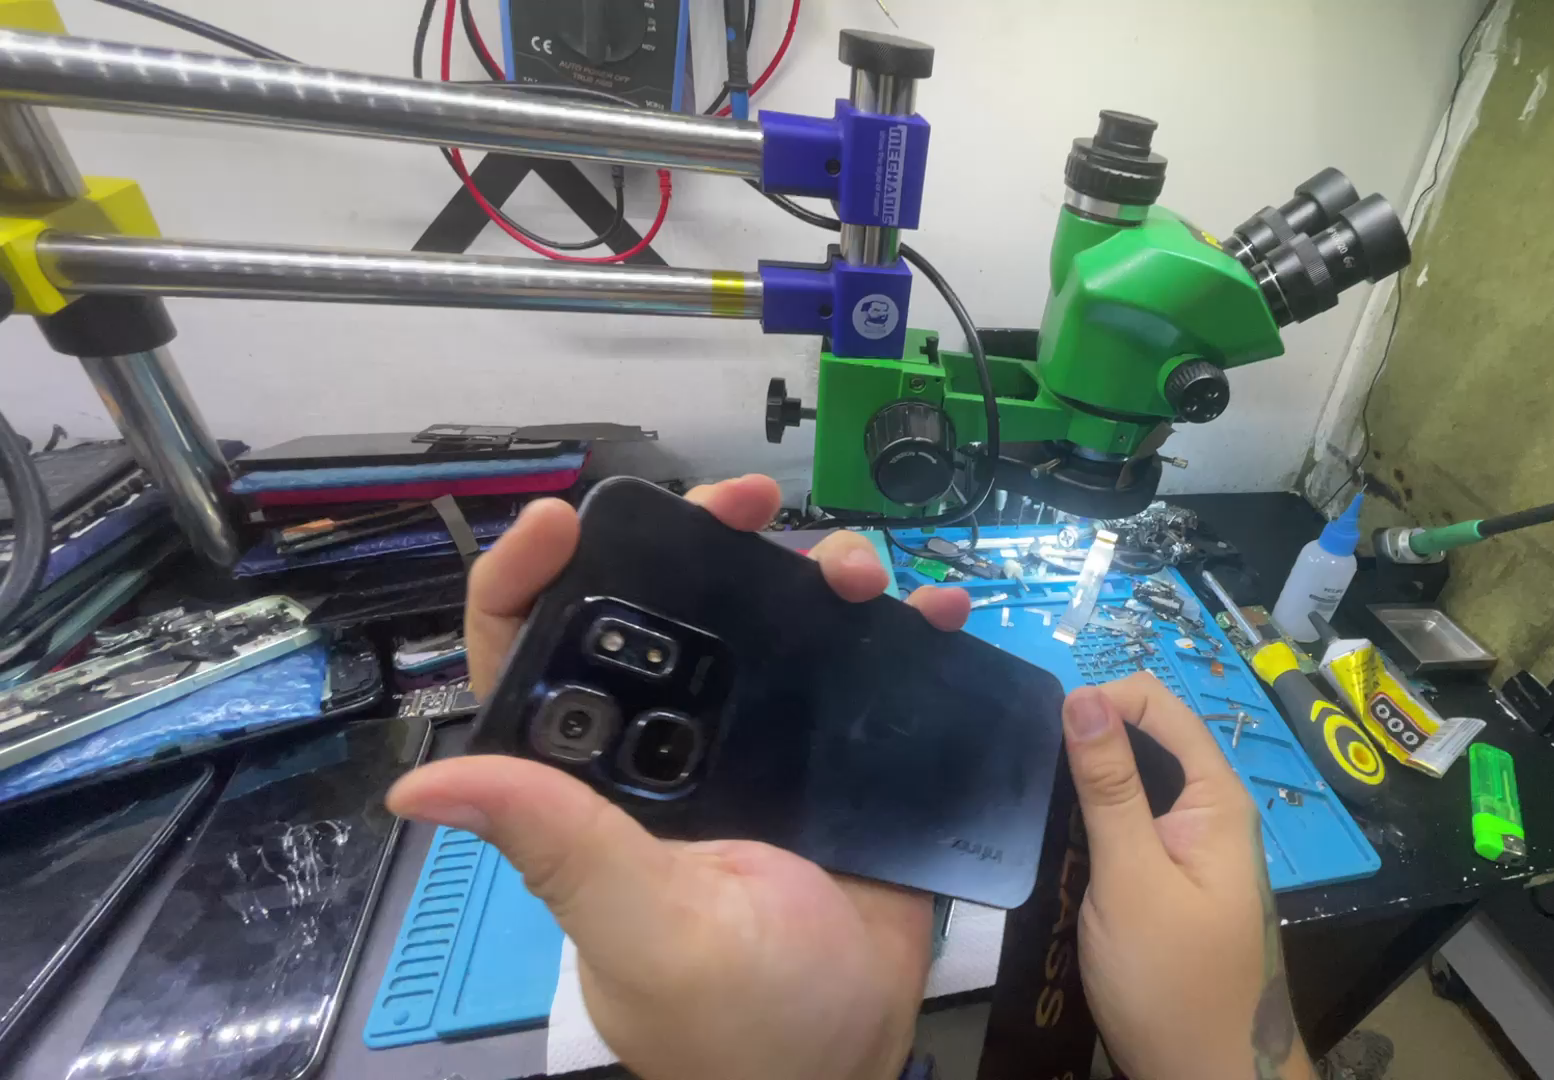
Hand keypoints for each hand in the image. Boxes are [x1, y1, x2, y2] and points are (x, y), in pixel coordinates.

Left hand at [388, 476, 972, 1079]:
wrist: (852, 1045)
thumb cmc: (737, 1011)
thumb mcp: (648, 927)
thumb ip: (562, 849)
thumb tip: (418, 789)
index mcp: (609, 773)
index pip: (542, 657)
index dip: (535, 578)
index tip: (568, 518)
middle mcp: (684, 738)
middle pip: (685, 607)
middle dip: (716, 541)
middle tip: (759, 503)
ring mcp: (774, 734)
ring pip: (787, 621)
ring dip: (824, 575)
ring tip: (866, 577)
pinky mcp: (846, 745)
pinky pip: (875, 667)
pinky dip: (908, 630)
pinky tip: (940, 610)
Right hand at [1062, 673, 1313, 1079]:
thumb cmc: (1173, 984)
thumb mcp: (1132, 877)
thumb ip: (1109, 785)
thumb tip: (1082, 695)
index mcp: (1214, 796)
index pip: (1158, 706)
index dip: (1103, 702)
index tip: (1048, 734)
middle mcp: (1205, 807)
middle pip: (1144, 735)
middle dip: (1090, 738)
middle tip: (1035, 771)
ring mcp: (1184, 841)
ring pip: (1129, 776)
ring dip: (1084, 778)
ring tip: (1037, 797)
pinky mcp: (1161, 870)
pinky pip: (1123, 817)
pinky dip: (1088, 813)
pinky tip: (1056, 829)